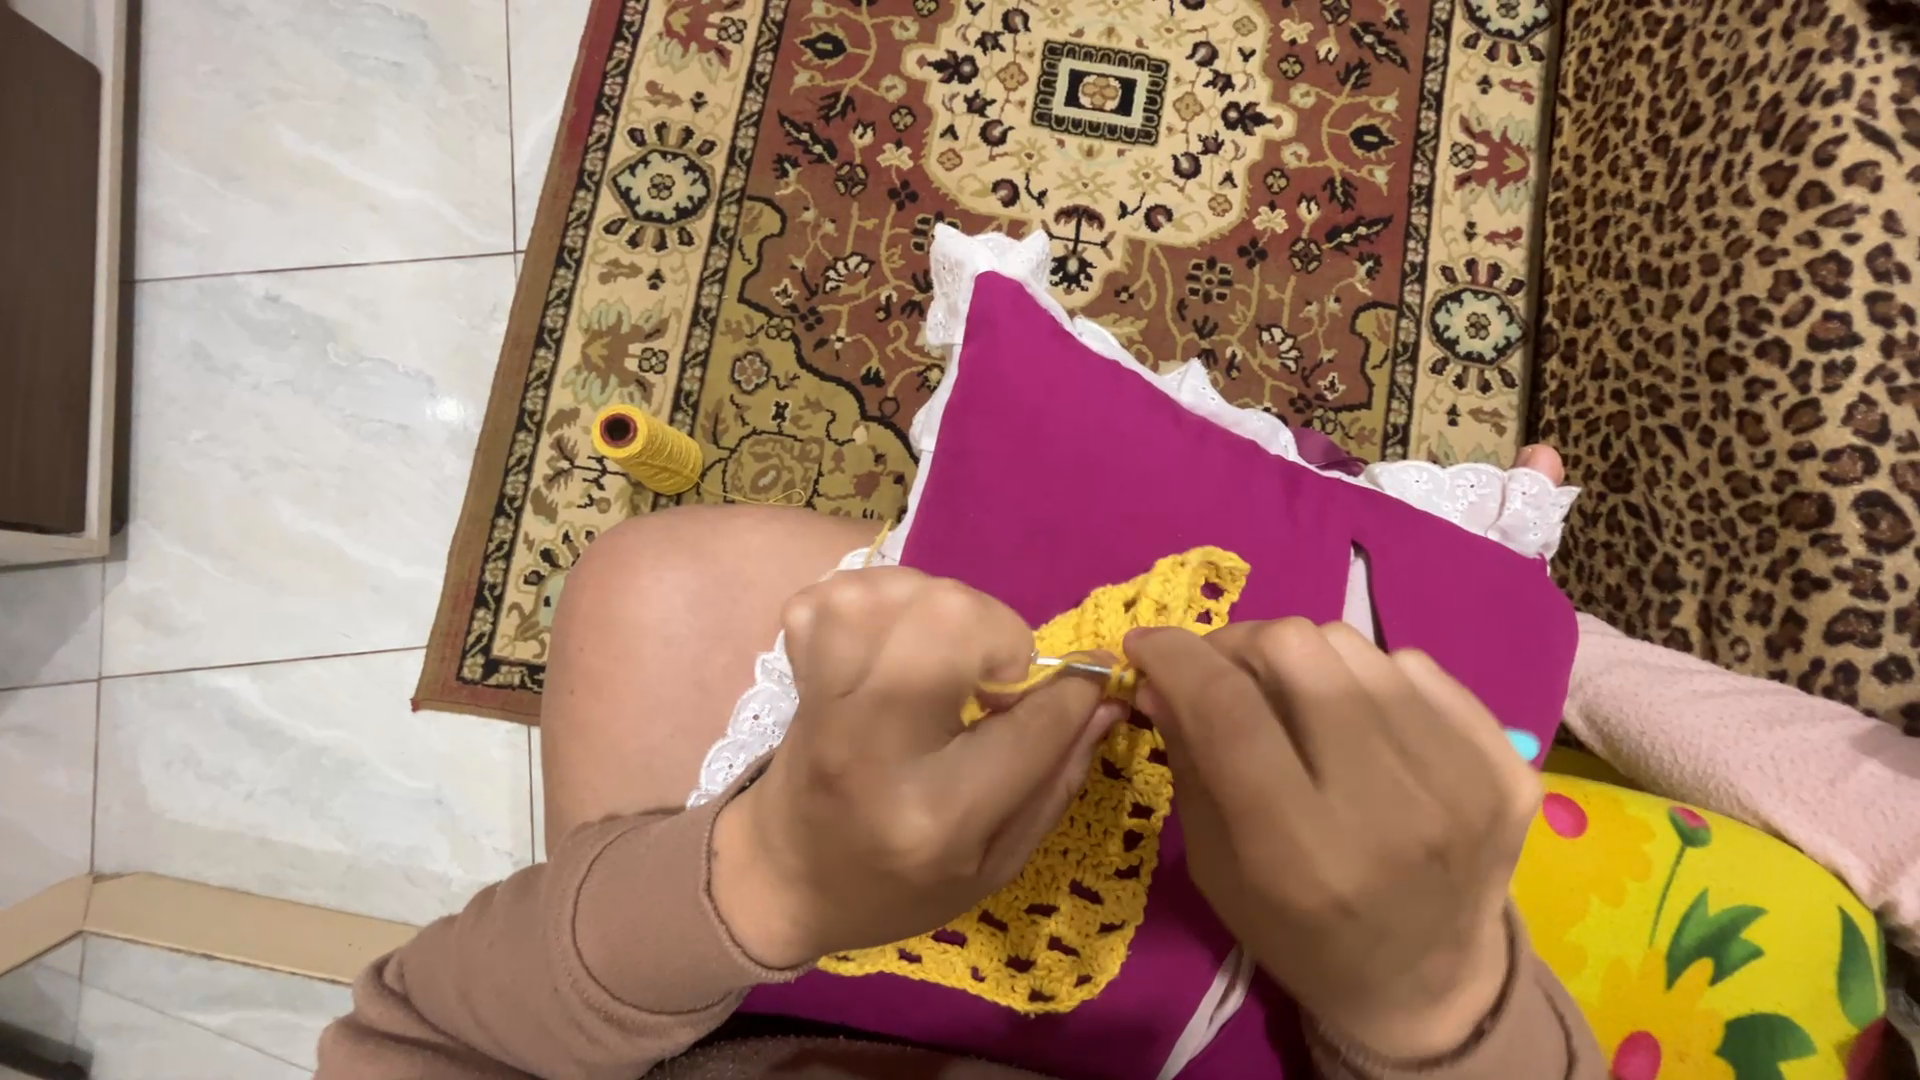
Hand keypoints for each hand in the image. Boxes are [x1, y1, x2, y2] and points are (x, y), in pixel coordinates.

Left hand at [712, 567, 1122, 968]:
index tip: (1088, 677)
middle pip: (949, 620)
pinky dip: (878, 599)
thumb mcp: (994, 864)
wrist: (780, 875)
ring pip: (895, 592)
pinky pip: (839, 591)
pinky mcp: (791, 667)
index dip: (1075, 689)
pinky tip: (889, 639)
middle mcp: (872, 745)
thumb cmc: (896, 884)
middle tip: (993, 673)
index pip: (1031, 722)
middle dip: (996, 631)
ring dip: (939, 607)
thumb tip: (1103, 697)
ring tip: (941, 653)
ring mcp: (824, 698)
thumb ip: (1056, 778)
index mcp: (934, 815)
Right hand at [1126, 620, 1540, 1060]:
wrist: (1429, 985)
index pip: (1226, 709)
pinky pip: (1411, 664)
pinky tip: (1354, 720)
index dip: (1174, 655)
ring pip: (1348, 643)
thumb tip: (1158, 674)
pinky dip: (1363, 676)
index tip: (1144, 643)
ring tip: (1289, 699)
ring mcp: (1462, 783)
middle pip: (1293, 648)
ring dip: (1297, 658)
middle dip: (1235, 645)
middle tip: (1220, 674)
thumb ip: (1188, 758)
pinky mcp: (1507, 767)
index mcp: (1301, 852)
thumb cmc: (1296, 930)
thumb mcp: (1214, 862)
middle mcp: (1390, 811)